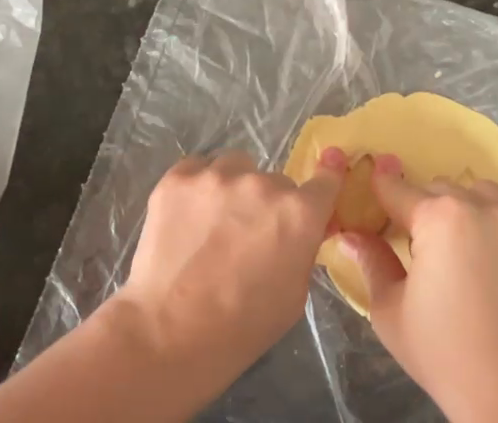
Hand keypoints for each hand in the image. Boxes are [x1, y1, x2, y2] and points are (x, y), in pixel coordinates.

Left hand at [113, 147, 347, 382]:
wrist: (170, 331)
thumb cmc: (243, 325)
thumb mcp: (295, 293)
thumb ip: (303, 247)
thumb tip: (303, 227)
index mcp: (299, 213)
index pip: (326, 179)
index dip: (327, 177)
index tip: (327, 170)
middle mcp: (262, 184)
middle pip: (274, 181)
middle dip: (267, 203)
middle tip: (247, 235)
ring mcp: (217, 176)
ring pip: (236, 167)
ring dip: (233, 188)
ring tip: (212, 223)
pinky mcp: (178, 178)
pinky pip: (197, 168)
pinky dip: (197, 186)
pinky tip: (186, 217)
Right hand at [340, 158, 497, 422]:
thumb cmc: (443, 352)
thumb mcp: (390, 310)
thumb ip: (371, 261)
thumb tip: (350, 236)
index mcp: (440, 217)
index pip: (398, 190)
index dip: (380, 191)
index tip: (371, 191)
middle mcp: (483, 208)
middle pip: (441, 188)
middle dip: (422, 206)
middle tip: (415, 243)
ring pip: (482, 193)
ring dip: (463, 207)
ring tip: (457, 246)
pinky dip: (496, 228)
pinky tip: (490, 264)